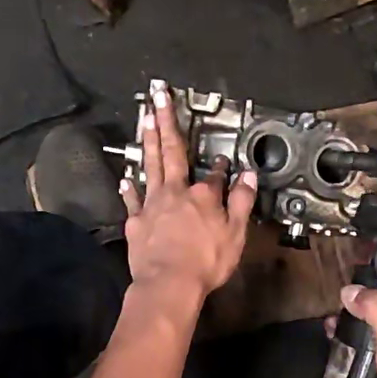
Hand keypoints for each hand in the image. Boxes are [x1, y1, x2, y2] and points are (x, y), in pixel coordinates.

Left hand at [121, 80, 257, 304]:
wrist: (168, 283)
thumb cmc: (206, 261)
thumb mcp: (235, 233)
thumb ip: (242, 202)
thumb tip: (249, 176)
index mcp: (203, 196)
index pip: (214, 174)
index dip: (220, 165)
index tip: (222, 158)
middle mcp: (176, 193)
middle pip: (172, 151)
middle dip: (166, 121)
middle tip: (158, 95)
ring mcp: (152, 205)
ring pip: (150, 166)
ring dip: (147, 140)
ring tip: (143, 117)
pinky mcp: (136, 221)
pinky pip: (132, 199)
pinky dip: (130, 187)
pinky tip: (127, 177)